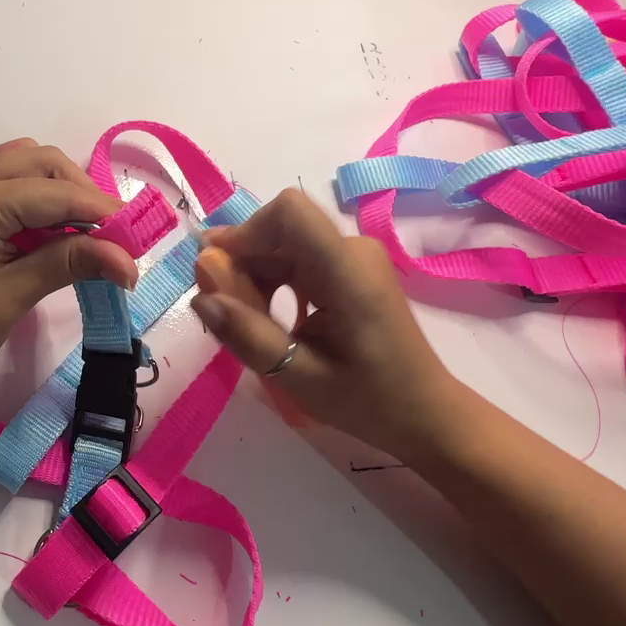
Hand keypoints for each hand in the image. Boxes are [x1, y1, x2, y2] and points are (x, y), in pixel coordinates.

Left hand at [0, 139, 138, 409]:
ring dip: (61, 190)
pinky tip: (53, 227)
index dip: (100, 210)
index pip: (52, 192)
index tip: (137, 236)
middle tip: (111, 236)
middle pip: (41, 161)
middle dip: (82, 193)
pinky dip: (37, 195)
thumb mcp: (14, 296)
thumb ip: (71, 264)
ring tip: (85, 231)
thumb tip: (129, 261)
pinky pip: (8, 178)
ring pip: (26, 163)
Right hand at [188, 188, 462, 459]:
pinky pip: (294, 257)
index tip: (218, 274)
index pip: (289, 212)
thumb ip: (248, 334)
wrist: (424, 413)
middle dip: (242, 262)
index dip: (245, 232)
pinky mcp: (347, 268)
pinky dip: (270, 281)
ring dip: (253, 274)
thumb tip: (201, 297)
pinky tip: (268, 317)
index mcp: (348, 272)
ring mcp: (351, 257)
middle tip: (227, 314)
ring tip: (247, 321)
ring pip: (281, 242)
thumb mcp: (300, 378)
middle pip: (278, 228)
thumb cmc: (369, 402)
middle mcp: (351, 251)